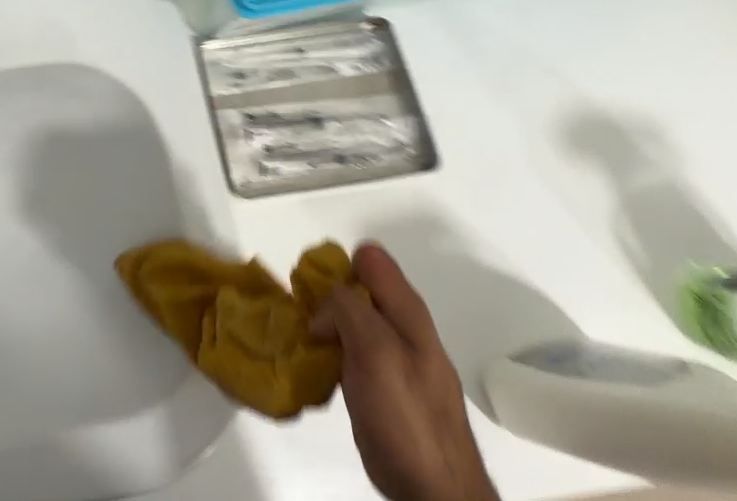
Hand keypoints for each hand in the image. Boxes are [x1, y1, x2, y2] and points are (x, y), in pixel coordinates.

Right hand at [311, 244, 497, 500]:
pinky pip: (348, 351)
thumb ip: (347, 309)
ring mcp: (393, 356)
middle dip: (325, 297)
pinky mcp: (381, 383)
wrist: (432, 487)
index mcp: (406, 311)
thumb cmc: (406, 415)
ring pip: (350, 320)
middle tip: (305, 323)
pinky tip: (317, 370)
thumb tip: (322, 303)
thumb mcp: (374, 350)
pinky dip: (329, 352)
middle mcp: (402, 327)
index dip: (339, 267)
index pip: (369, 259)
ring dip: (324, 326)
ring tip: (304, 345)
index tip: (315, 293)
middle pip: (356, 288)